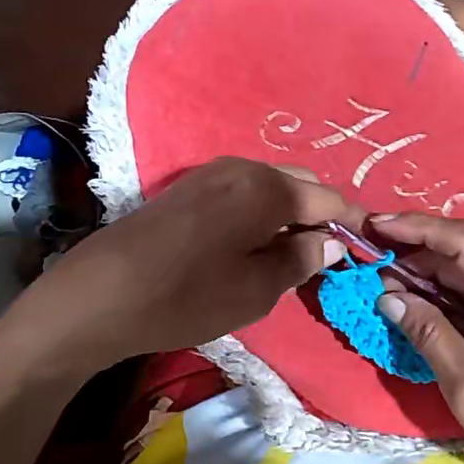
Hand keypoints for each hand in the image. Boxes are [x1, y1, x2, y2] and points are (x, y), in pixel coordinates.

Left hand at [2, 157, 365, 367]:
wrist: (99, 294)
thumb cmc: (186, 296)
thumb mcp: (256, 290)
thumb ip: (300, 260)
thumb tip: (329, 242)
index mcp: (268, 188)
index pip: (328, 198)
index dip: (351, 223)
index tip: (364, 248)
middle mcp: (243, 167)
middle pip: (300, 183)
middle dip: (319, 214)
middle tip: (324, 256)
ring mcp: (211, 173)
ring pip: (269, 185)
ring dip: (288, 212)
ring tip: (290, 252)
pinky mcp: (187, 187)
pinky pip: (242, 190)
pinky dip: (260, 211)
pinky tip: (253, 241)